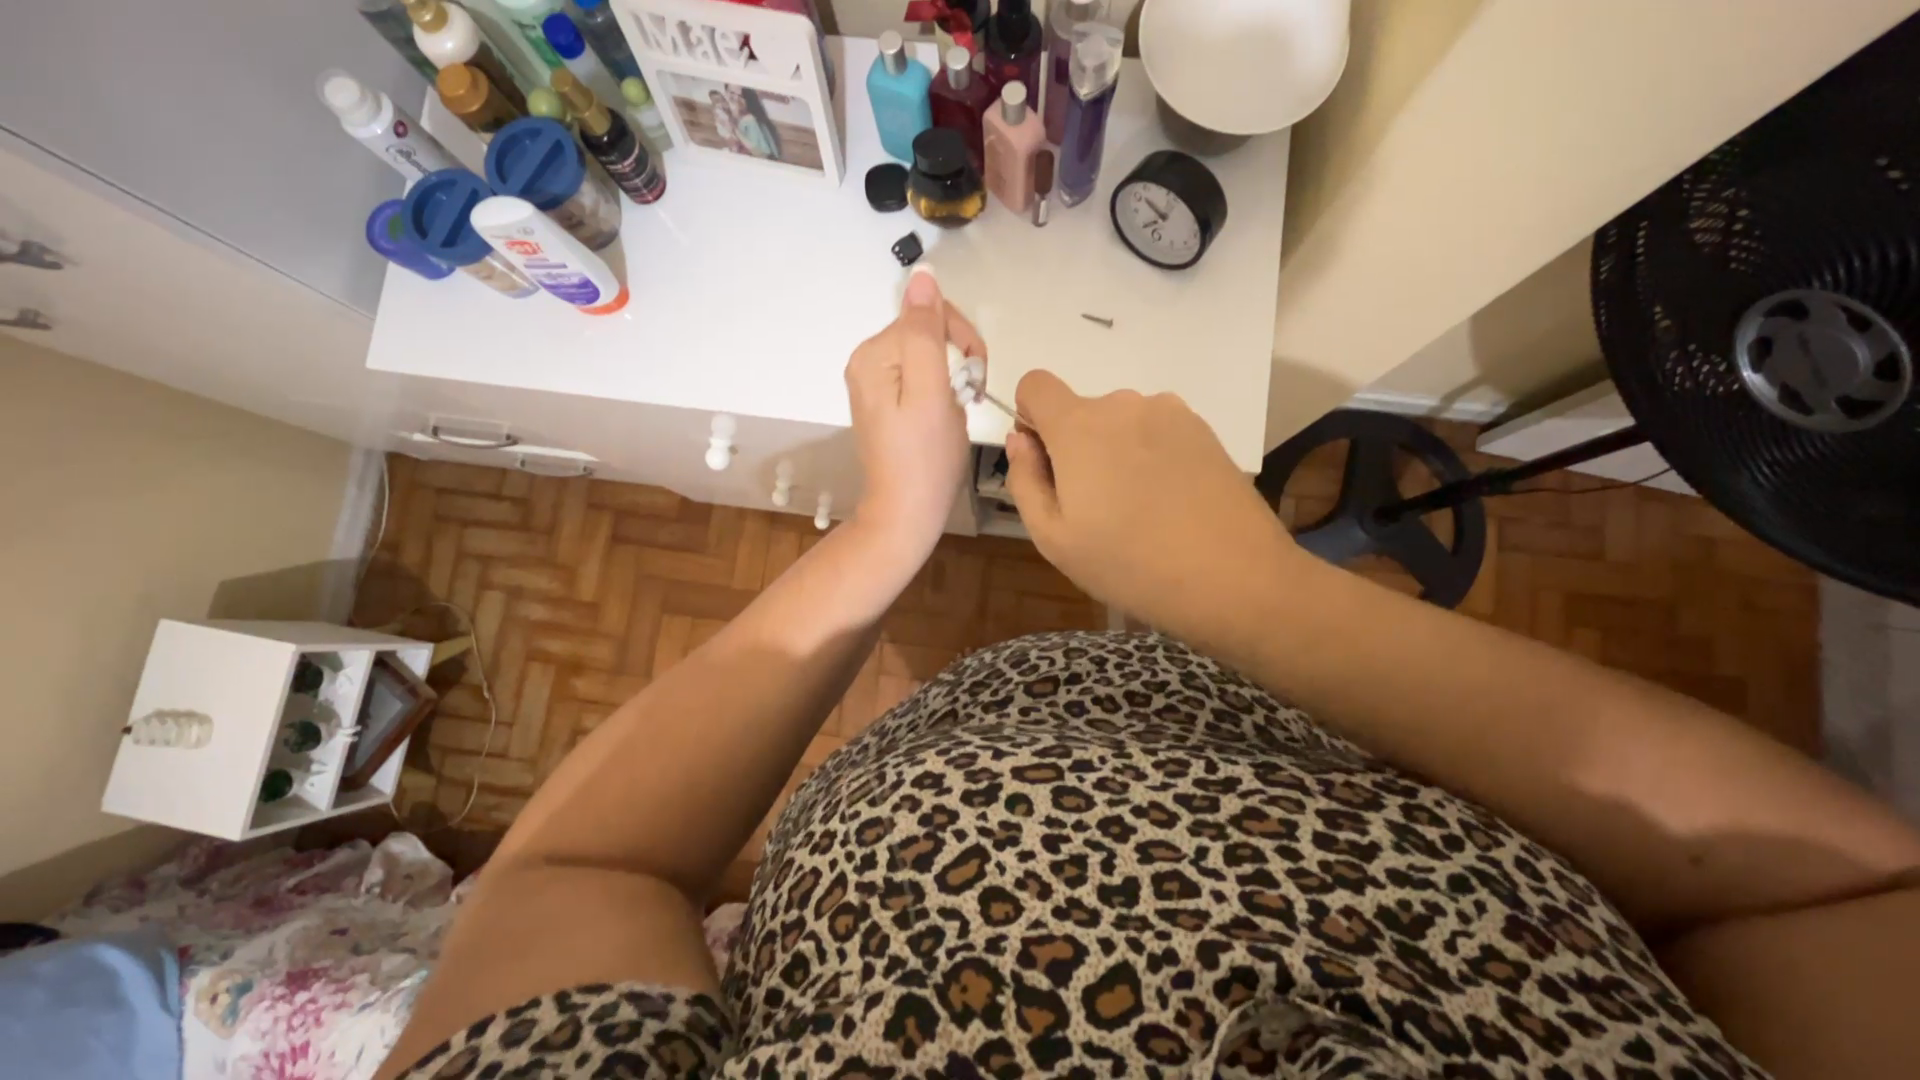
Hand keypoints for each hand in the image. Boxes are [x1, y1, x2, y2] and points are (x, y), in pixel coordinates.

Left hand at [845, 266, 983, 554]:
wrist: (906, 513)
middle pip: (927, 331)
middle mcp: (867, 361)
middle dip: (959, 357)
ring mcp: (875, 384)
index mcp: (873, 353)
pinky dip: (943, 391)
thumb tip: (922, 275)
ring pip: (930, 355)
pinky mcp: (886, 403)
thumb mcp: (931, 390)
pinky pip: (922, 378)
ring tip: (960, 409)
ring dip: (954, 376)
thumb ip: (925, 332)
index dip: (963, 339)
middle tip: (970, 396)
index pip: (929, 314)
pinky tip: (948, 415)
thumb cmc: (924, 457)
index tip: (975, 379)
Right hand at [1003, 370, 1304, 645]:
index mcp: (1079, 427)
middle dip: (1077, 448)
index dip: (1030, 418)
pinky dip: (1152, 457)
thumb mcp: (1055, 539)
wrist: (1234, 577)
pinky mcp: (1204, 430)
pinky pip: (1158, 433)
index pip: (1035, 385)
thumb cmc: (1130, 565)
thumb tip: (1020, 441)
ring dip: (1117, 453)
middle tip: (1096, 509)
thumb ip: (1026, 481)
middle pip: (1081, 412)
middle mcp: (1124, 405)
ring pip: (1122, 424)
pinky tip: (1171, 504)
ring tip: (1140, 511)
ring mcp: (1170, 414)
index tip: (1046, 464)